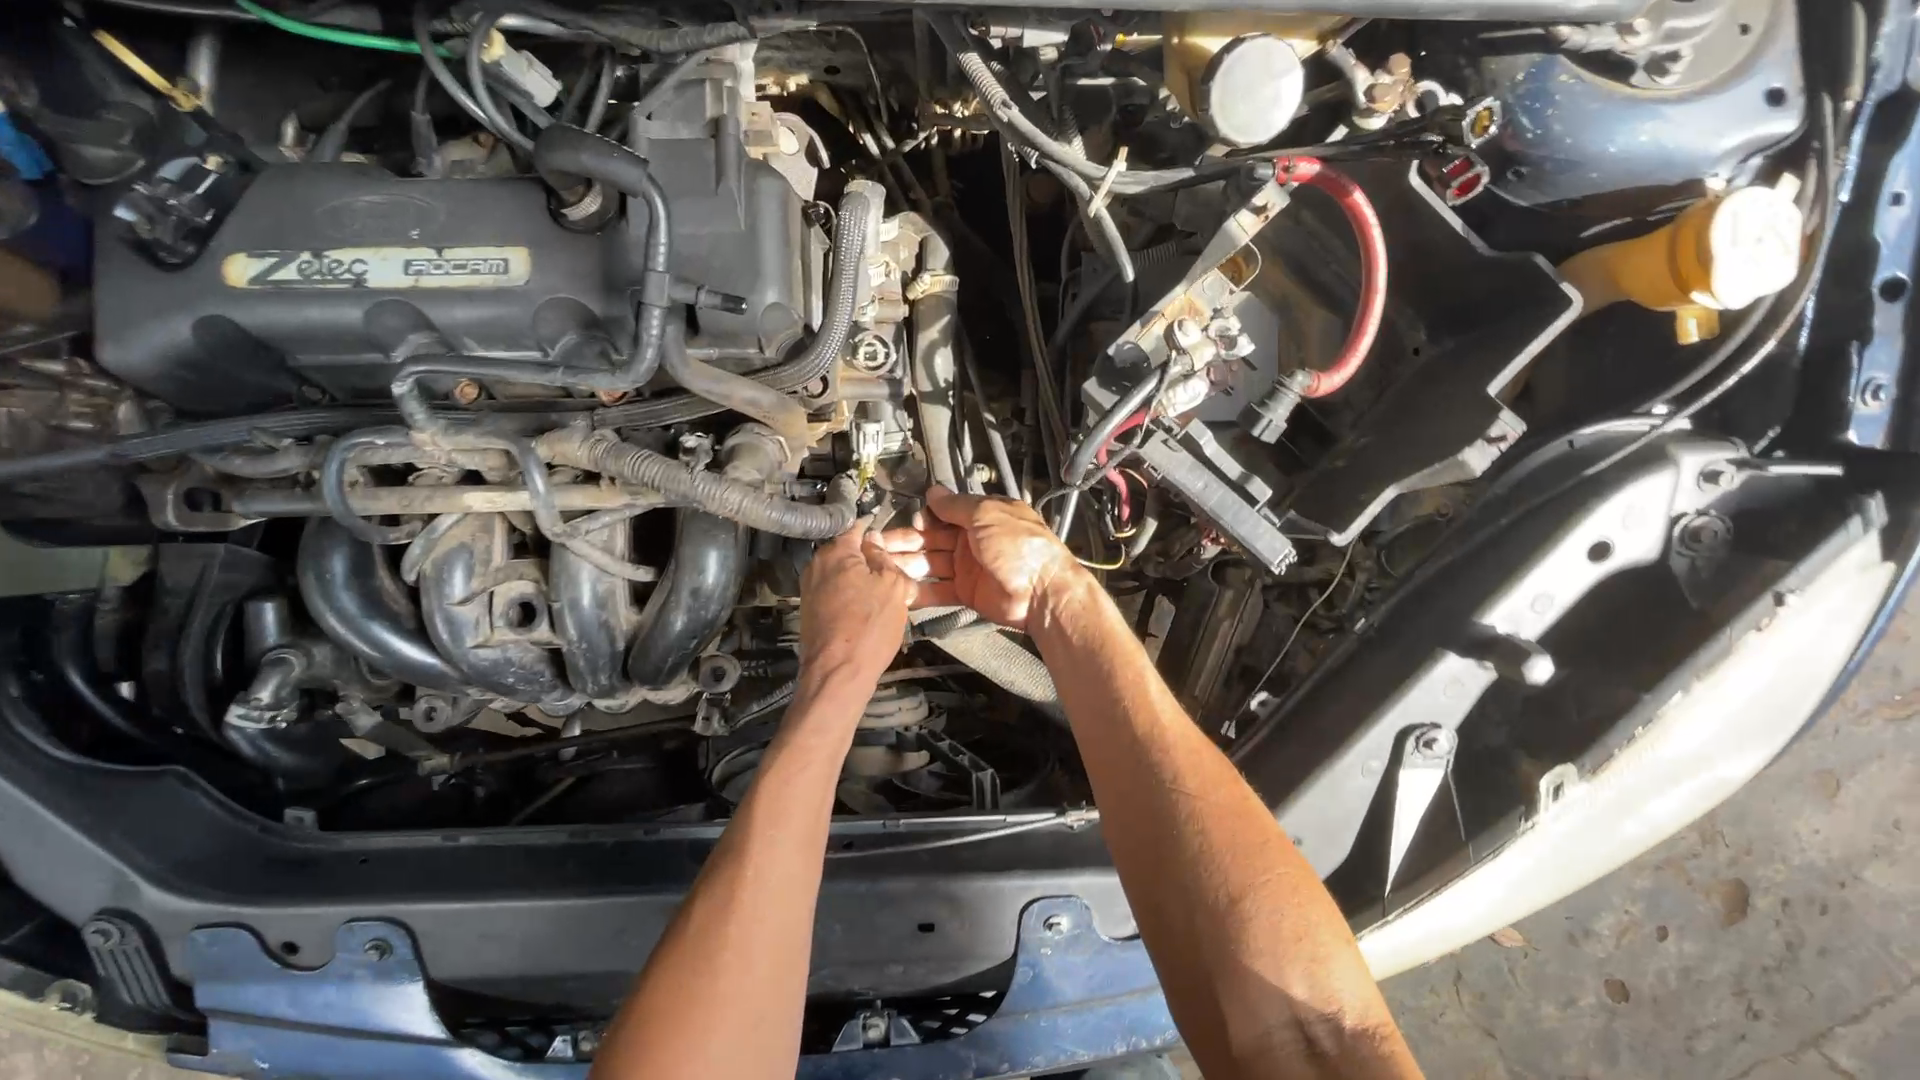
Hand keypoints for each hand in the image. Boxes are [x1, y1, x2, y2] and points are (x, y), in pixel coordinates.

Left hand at [797, 525, 913, 698]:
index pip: (858, 527)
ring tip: (888, 595)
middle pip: (849, 553)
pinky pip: (836, 594)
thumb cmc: (869, 625)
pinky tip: (870, 611)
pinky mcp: (810, 611)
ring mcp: (809, 589)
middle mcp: (816, 564)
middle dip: (872, 559)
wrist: (837, 673)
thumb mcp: (891, 586)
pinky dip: (852, 597)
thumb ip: (883, 557)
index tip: (896, 539)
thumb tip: (873, 541)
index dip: (878, 531)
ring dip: (863, 581)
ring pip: (843, 575)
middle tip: (898, 571)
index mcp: (835, 551)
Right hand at [874, 485, 1088, 632]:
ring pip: (930, 564)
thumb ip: (955, 505)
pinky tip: (898, 591)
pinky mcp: (967, 593)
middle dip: (905, 542)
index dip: (924, 517)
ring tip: (880, 568)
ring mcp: (969, 567)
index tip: (910, 521)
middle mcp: (973, 539)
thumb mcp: (987, 515)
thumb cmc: (1019, 547)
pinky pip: (938, 590)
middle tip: (876, 546)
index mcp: (982, 515)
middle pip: (931, 539)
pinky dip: (920, 592)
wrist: (1043, 593)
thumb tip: (932, 491)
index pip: (944, 512)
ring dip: (906, 565)